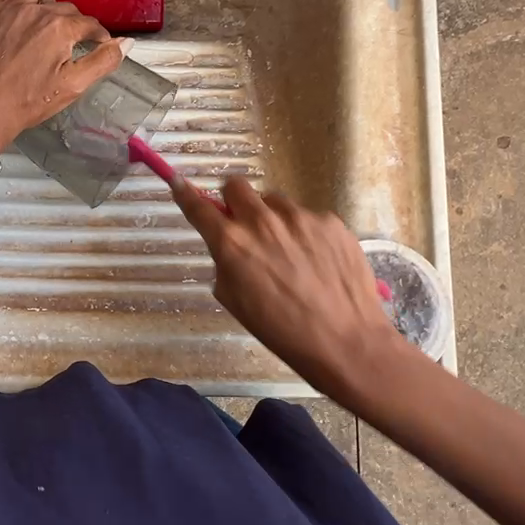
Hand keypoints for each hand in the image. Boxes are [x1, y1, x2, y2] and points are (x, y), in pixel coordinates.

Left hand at [0, 0, 131, 147]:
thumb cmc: (25, 102)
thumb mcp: (73, 86)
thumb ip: (104, 60)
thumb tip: (126, 43)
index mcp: (60, 27)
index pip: (88, 23)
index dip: (96, 35)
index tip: (95, 42)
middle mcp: (34, 11)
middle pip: (64, 7)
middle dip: (71, 23)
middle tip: (67, 42)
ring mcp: (6, 10)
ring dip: (45, 3)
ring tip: (45, 22)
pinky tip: (16, 5)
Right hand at [172, 177, 411, 398]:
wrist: (346, 342)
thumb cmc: (282, 330)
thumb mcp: (234, 300)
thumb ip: (225, 262)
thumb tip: (229, 246)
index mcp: (232, 243)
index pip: (198, 207)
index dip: (185, 194)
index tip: (177, 182)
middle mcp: (262, 221)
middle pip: (237, 186)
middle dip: (236, 202)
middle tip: (246, 225)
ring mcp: (300, 217)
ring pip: (275, 202)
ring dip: (273, 218)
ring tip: (290, 251)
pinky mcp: (331, 222)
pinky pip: (308, 217)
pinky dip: (306, 233)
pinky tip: (318, 261)